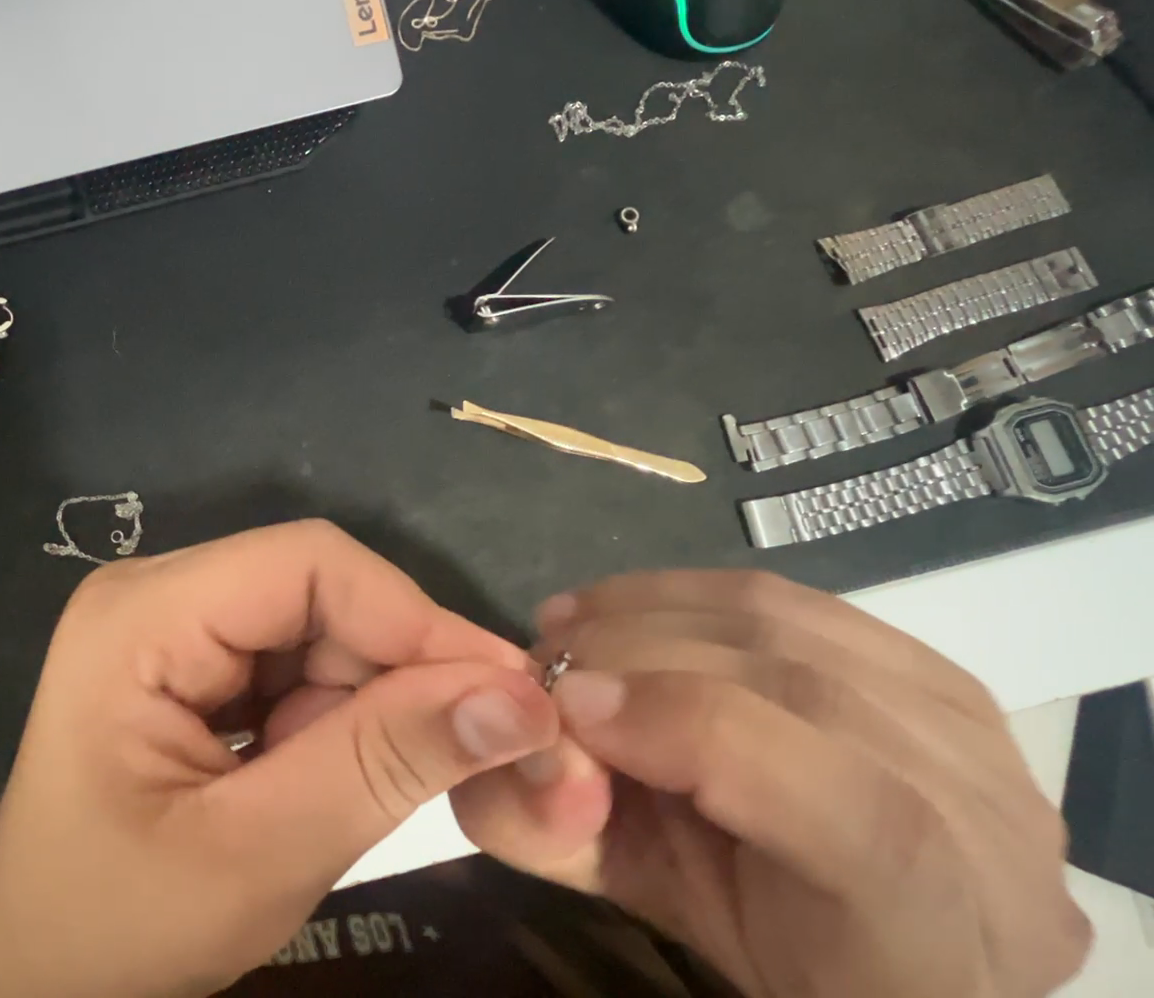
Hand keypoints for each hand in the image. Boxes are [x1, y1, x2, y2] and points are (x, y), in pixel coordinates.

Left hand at [0, 520, 564, 996]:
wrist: (31, 958)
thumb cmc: (117, 920)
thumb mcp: (258, 853)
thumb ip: (382, 764)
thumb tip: (515, 698)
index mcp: (142, 616)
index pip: (308, 563)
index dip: (414, 617)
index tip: (508, 696)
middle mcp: (156, 595)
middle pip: (316, 593)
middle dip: (392, 673)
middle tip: (461, 759)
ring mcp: (170, 626)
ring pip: (316, 632)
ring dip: (361, 707)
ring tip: (353, 791)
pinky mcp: (190, 663)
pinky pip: (292, 666)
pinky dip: (330, 722)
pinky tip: (316, 779)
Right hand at [452, 571, 1090, 997]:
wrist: (850, 911)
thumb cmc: (745, 923)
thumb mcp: (631, 900)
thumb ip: (555, 834)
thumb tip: (536, 741)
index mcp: (936, 940)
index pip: (858, 819)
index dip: (698, 734)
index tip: (566, 706)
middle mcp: (995, 831)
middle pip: (809, 693)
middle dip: (639, 655)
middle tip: (545, 663)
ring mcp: (979, 738)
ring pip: (796, 627)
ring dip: (649, 611)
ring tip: (570, 629)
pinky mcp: (933, 669)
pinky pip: (793, 599)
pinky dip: (684, 591)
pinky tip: (619, 607)